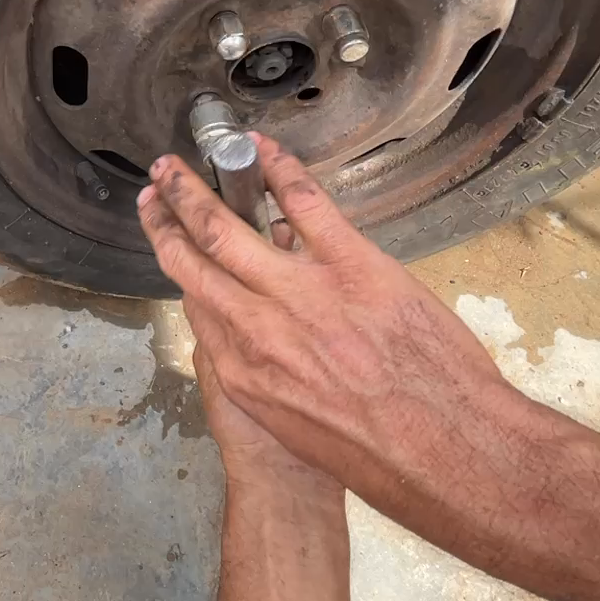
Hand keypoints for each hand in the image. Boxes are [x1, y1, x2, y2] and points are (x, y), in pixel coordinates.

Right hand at [136, 134, 518, 506]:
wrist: (446, 453)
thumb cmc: (371, 451)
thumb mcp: (289, 423)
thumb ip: (255, 369)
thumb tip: (247, 325)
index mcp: (240, 366)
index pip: (192, 296)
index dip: (172, 257)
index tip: (162, 232)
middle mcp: (255, 325)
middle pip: (193, 256)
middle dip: (164, 216)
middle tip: (153, 186)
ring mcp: (299, 290)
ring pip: (227, 227)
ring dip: (194, 190)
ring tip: (175, 167)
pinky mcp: (350, 264)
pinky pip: (304, 203)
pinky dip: (278, 169)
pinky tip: (259, 147)